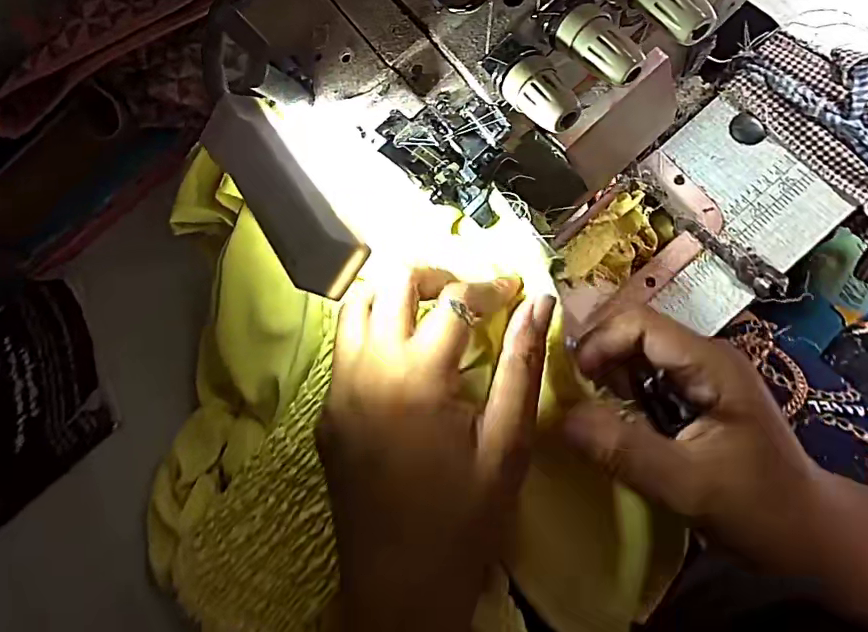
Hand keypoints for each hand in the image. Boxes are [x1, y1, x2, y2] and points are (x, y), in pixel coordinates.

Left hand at [318, 266, 556, 631]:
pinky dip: (374, 326)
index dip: (491, 286)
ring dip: (396, 294)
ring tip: (433, 311)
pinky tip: (404, 352)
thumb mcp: (508, 443)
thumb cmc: (464, 519)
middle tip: (470, 295)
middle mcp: (368, 370)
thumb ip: (522, 363)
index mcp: (417, 377)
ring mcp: (339, 389)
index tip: (515, 290)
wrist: (398, 593)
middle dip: (437, 275)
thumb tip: (540, 301)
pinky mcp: (327, 411)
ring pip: (357, 304)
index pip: (455, 299)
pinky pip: (344, 344)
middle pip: (394, 282)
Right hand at [561, 307, 826, 569]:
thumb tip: (564, 418)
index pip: (640, 322)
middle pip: (637, 331)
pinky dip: (629, 396)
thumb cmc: (758, 509)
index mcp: (709, 361)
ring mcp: (705, 372)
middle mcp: (706, 354)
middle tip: (579, 399)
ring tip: (598, 417)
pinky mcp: (701, 393)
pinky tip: (623, 426)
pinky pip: (652, 378)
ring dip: (613, 378)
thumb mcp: (687, 486)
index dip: (601, 342)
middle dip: (602, 359)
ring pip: (641, 354)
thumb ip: (625, 450)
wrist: (813, 536)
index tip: (577, 381)